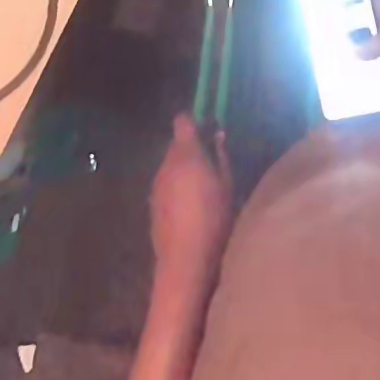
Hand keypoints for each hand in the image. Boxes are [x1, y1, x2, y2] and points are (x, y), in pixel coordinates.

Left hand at [149, 114, 233, 289]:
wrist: (185, 259)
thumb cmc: (213, 218)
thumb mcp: (226, 184)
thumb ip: (220, 156)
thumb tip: (217, 134)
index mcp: (186, 153)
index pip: (183, 121)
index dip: (194, 120)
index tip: (208, 127)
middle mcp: (166, 163)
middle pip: (177, 143)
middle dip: (192, 147)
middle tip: (212, 160)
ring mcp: (156, 182)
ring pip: (171, 164)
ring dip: (184, 167)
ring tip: (203, 186)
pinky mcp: (152, 201)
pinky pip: (166, 182)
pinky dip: (177, 185)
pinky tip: (190, 204)